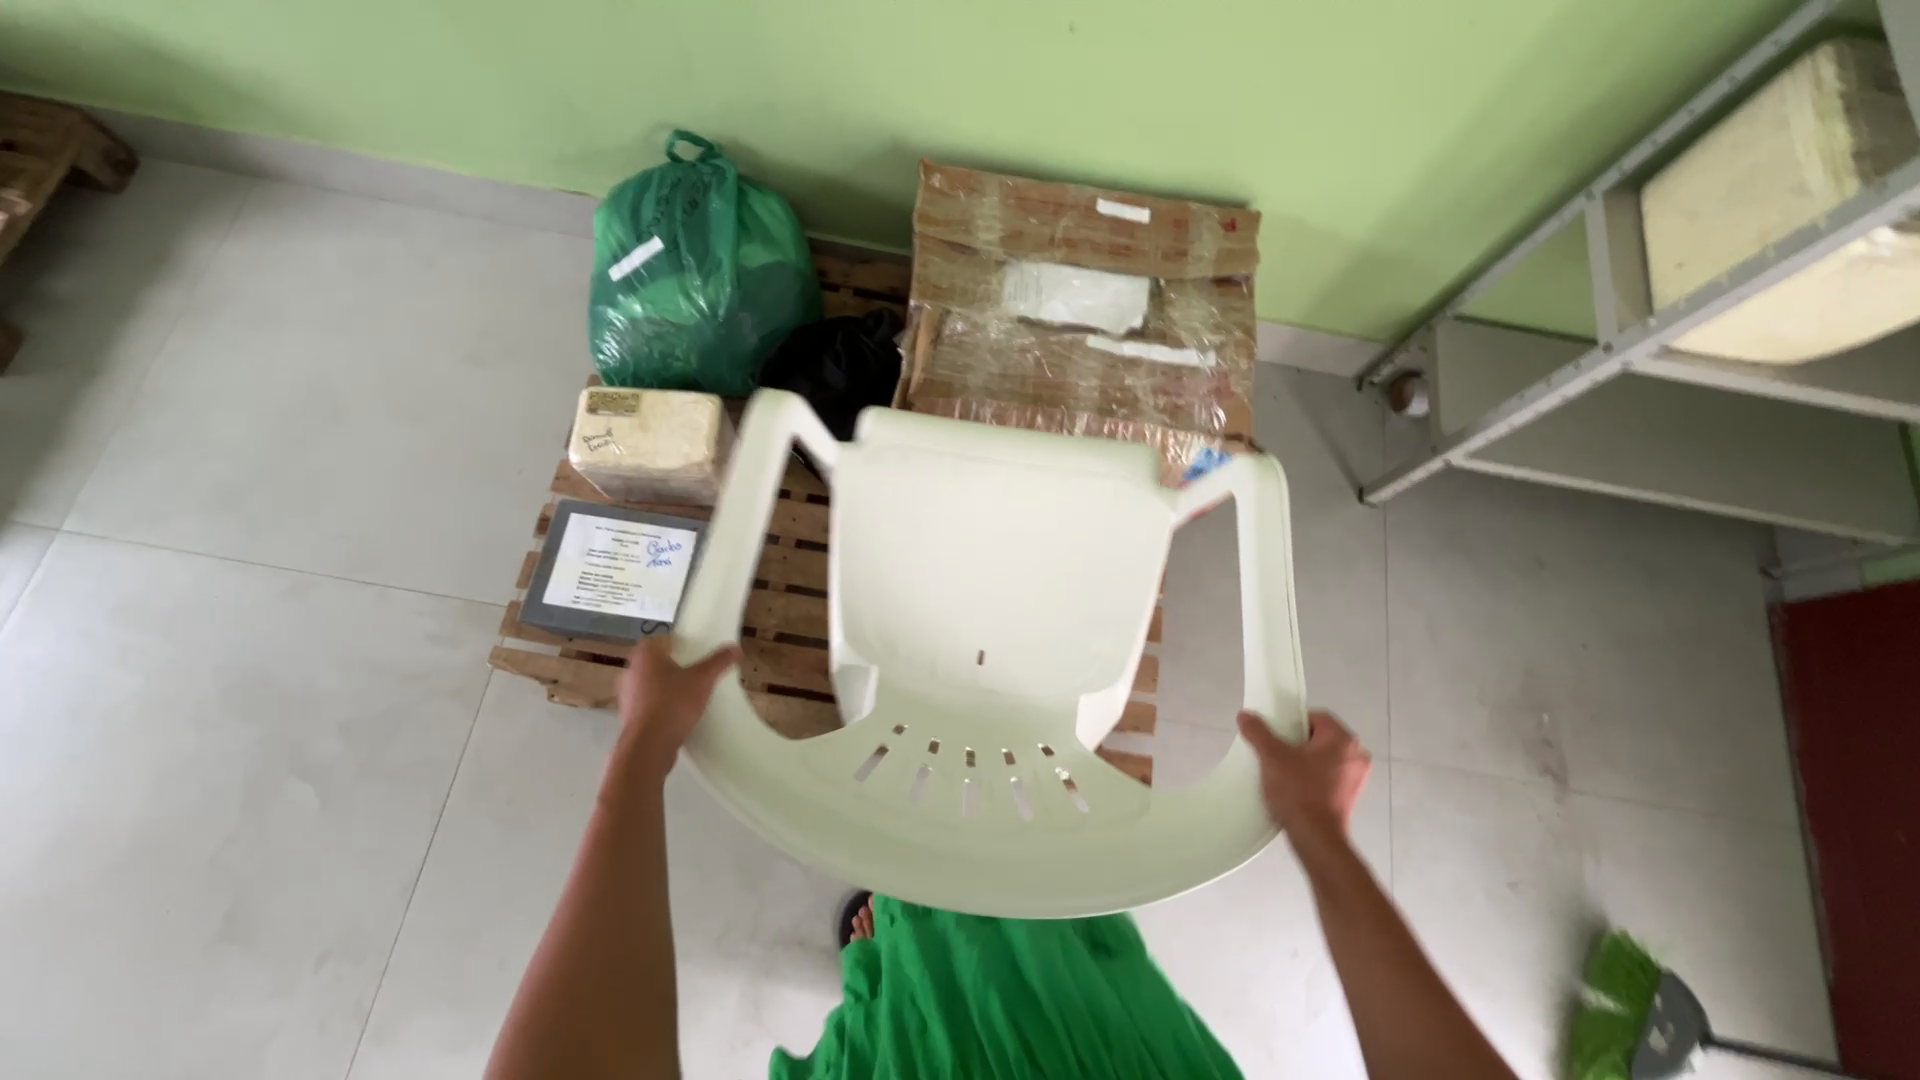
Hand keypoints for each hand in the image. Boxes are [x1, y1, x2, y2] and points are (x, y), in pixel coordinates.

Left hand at [611, 636, 740, 783]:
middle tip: (696, 672)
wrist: (649, 745)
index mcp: (645, 655)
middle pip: (655, 662)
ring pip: (650, 683)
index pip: (659, 640)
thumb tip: (735, 647)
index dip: (676, 643)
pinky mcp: (629, 716)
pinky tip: (677, 714)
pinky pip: (648, 704)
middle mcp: (631, 670)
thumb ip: (718, 662)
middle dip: (674, 666)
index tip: (694, 653)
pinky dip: (660, 705)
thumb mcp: (703, 679)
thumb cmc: (673, 702)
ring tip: (689, 695)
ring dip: (666, 687)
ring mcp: (627, 694)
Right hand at [1237, 709, 1370, 839]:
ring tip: (1283, 770)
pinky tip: (1295, 787)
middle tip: (1276, 751)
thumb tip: (1245, 715)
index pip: (1316, 716)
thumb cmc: (1298, 791)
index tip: (1276, 735)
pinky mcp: (1352, 795)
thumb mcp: (1272, 757)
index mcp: (1342, 739)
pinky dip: (1313, 776)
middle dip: (1298, 741)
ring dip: (1305, 759)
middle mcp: (1356, 754)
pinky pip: (1330, 775)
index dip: (1293, 721)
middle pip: (1321, 736)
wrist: (1316, 838)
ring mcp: (1357, 777)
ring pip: (1325, 756)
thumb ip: (1258, 732)